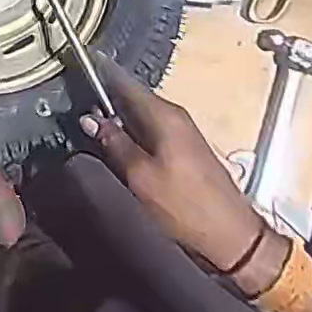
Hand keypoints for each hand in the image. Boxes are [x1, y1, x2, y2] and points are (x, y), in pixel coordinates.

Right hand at [78, 57, 264, 274]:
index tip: (79, 71)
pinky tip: (120, 153)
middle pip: (132, 99)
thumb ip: (114, 143)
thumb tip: (91, 119)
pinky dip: (132, 137)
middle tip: (79, 113)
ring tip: (93, 134)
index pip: (125, 82)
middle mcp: (175, 116)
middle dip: (106, 103)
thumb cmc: (186, 207)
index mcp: (164, 114)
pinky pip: (151, 132)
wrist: (232, 240)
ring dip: (118, 122)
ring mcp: (182, 133)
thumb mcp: (141, 176)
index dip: (100, 74)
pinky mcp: (185, 151)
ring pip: (140, 117)